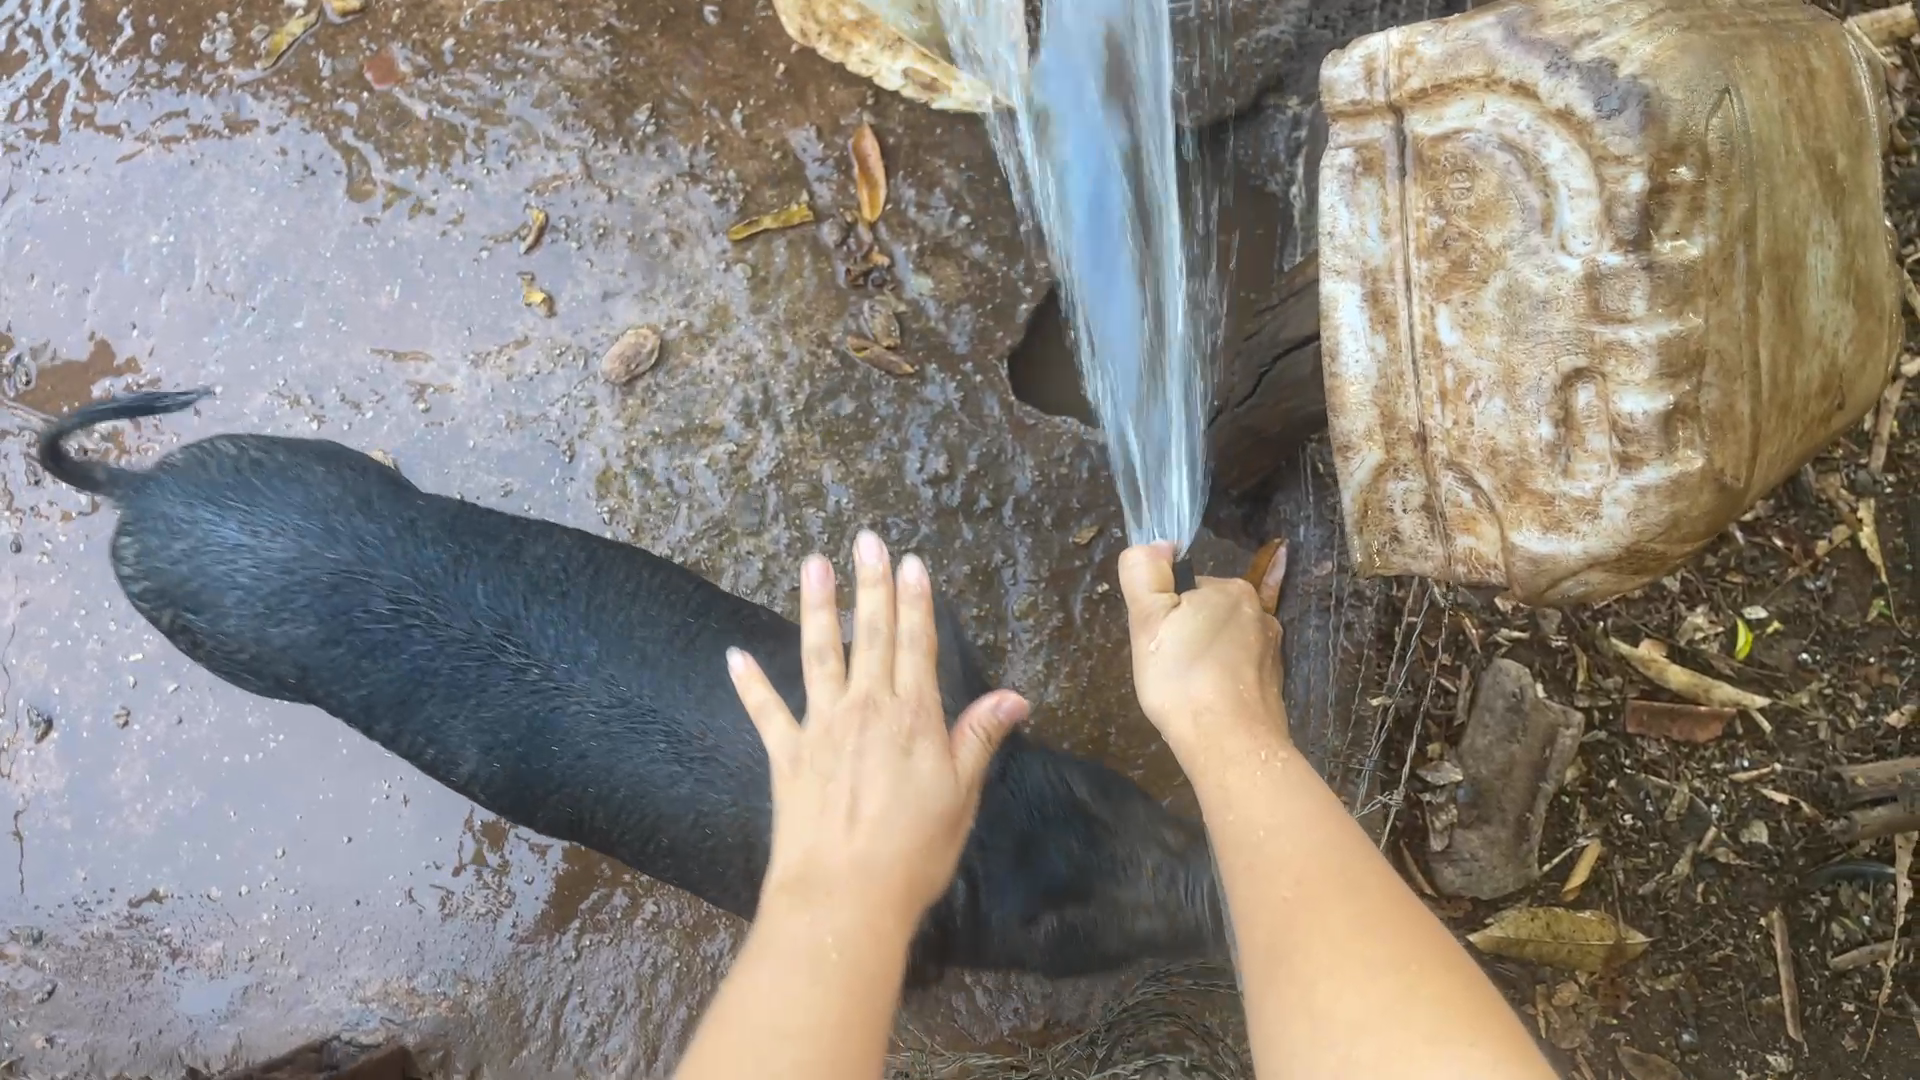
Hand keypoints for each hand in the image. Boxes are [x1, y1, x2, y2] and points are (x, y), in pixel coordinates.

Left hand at [727, 530, 1029, 933]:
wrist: (843, 899)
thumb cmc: (913, 850)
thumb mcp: (961, 795)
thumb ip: (979, 737)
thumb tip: (1015, 696)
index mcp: (912, 716)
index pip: (916, 644)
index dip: (915, 600)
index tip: (910, 561)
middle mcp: (866, 708)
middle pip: (872, 635)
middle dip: (872, 584)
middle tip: (866, 538)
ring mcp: (821, 727)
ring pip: (819, 654)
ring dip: (818, 607)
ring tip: (813, 563)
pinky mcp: (786, 755)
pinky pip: (765, 712)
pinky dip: (749, 684)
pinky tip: (733, 656)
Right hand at [1117, 540, 1288, 771]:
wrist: (1229, 744)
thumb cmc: (1182, 678)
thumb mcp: (1146, 618)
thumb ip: (1144, 572)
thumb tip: (1158, 543)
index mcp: (1231, 590)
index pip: (1186, 588)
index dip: (1165, 613)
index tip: (1159, 642)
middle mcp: (1259, 612)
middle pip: (1205, 613)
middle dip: (1185, 634)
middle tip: (1167, 665)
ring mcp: (1272, 650)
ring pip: (1222, 642)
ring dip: (1203, 658)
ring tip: (1186, 687)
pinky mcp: (1274, 683)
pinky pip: (1237, 670)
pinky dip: (1220, 680)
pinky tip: (1206, 701)